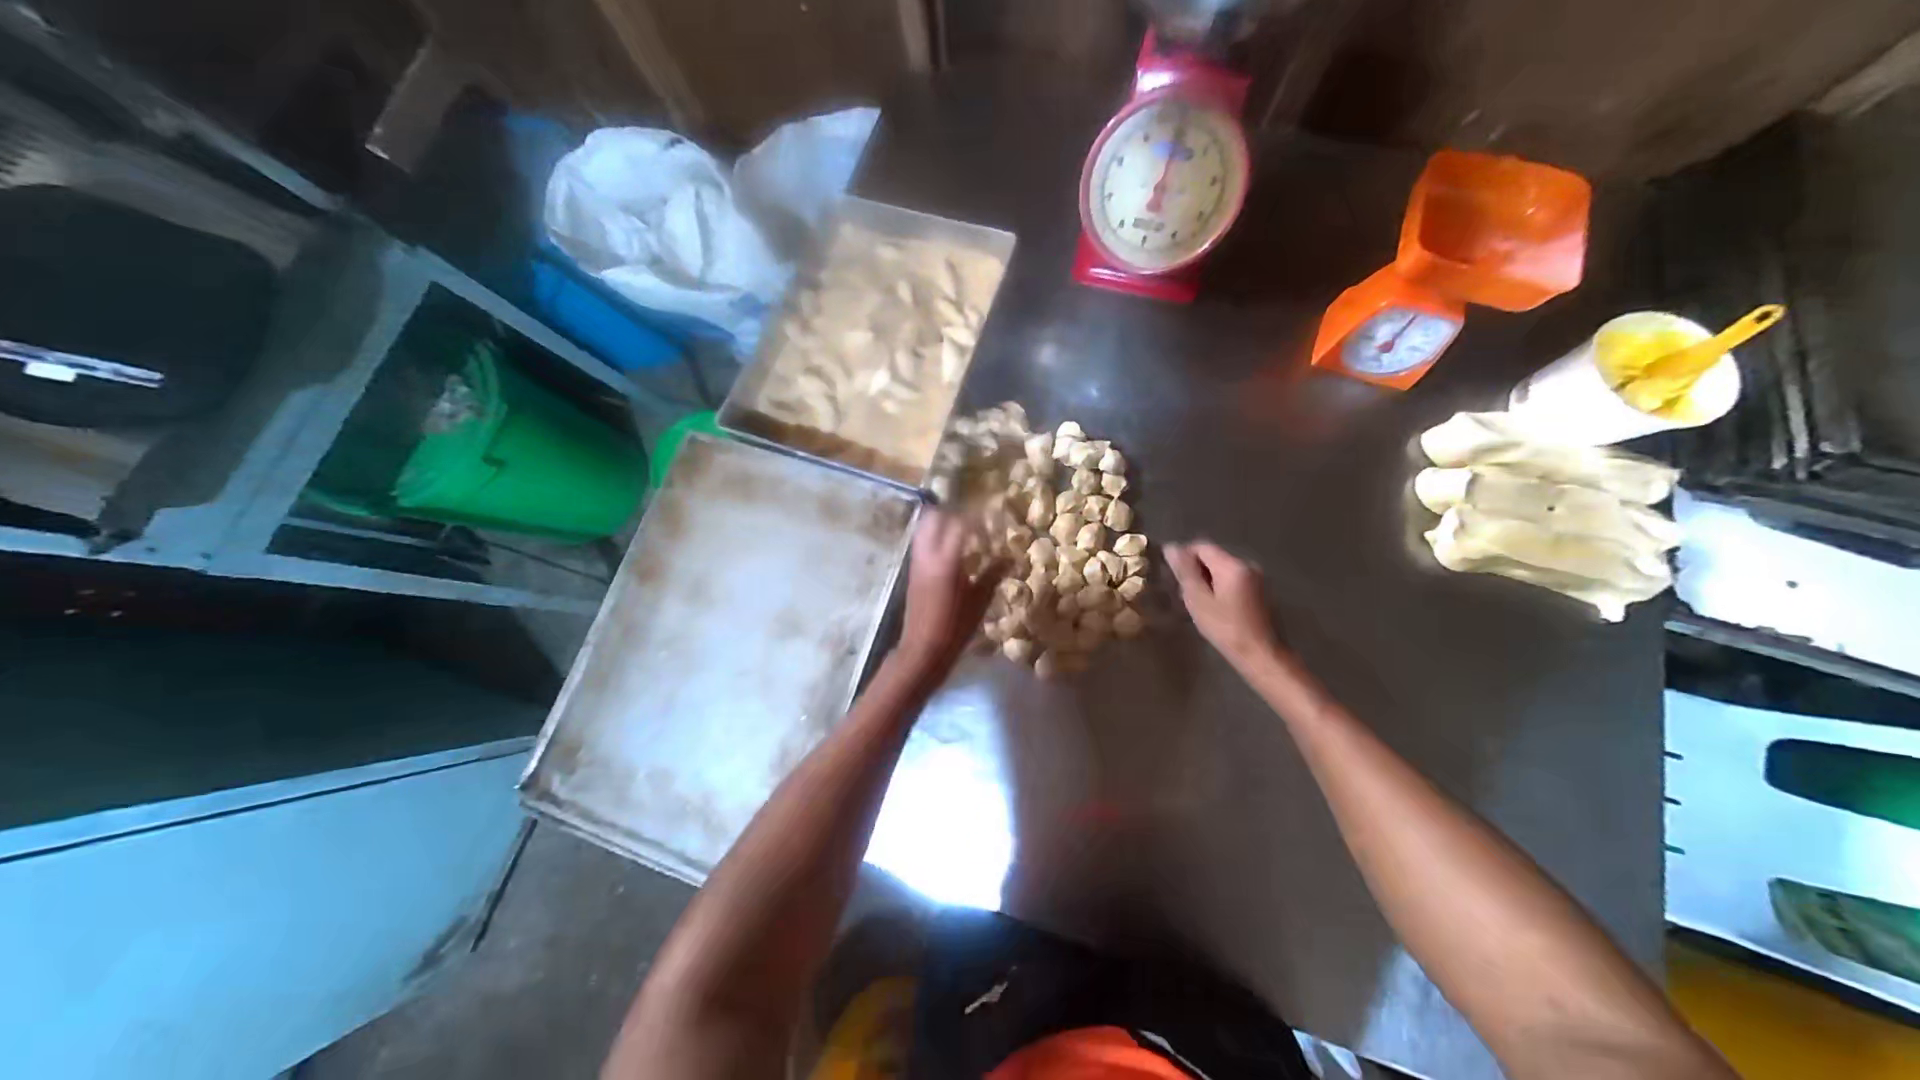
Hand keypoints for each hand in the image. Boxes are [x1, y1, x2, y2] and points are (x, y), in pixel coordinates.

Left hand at [897, 510, 998, 673]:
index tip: (994, 514)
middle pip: (935, 516)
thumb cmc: (955, 627)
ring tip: (963, 531)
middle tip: (975, 520)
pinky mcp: (912, 569)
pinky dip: (935, 536)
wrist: (923, 649)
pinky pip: (922, 541)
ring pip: (924, 526)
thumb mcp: (980, 601)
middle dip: (955, 512)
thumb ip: (993, 573)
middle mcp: (927, 554)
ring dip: (942, 522)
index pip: (961, 523)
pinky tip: (952, 549)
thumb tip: (1010, 557)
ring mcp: (916, 560)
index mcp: (946, 560)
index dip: (978, 516)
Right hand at [1166, 540, 1280, 666]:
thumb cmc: (1226, 629)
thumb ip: (1185, 571)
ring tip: (1200, 605)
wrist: (1262, 655)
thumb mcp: (1198, 600)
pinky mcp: (1262, 591)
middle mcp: (1248, 565)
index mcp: (1233, 565)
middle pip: (1214, 557)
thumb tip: (1171, 547)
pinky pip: (1235, 580)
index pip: (1202, 546)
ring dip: (1209, 581)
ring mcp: (1258, 578)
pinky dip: (1222, 589)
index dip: (1184, 557)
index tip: (1176, 579)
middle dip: (1196, 571)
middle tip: (1186, 596)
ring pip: (1224, 570)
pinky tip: (1218, 610)